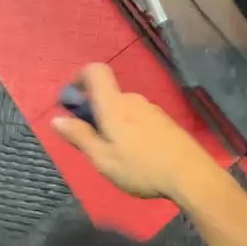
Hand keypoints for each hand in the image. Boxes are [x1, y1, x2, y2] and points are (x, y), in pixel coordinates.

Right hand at [50, 63, 221, 201]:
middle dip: (94, 110)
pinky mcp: (163, 120)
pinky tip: (135, 154)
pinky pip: (137, 116)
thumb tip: (56, 119)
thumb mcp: (103, 159)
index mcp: (113, 104)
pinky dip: (129, 127)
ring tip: (115, 152)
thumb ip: (80, 137)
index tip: (72, 98)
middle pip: (107, 93)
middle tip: (91, 139)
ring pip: (122, 107)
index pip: (95, 71)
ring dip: (112, 121)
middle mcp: (131, 99)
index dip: (80, 76)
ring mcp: (150, 108)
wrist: (190, 174)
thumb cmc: (141, 167)